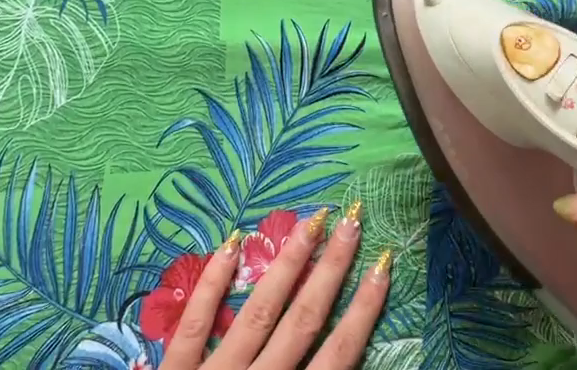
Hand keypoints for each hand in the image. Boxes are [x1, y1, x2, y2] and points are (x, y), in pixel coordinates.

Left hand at [159, 206, 391, 369]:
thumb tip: (350, 366)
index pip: (336, 356)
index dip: (362, 310)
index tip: (383, 265)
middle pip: (303, 320)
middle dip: (331, 269)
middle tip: (353, 220)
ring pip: (257, 311)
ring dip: (287, 264)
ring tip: (311, 221)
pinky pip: (193, 326)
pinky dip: (210, 285)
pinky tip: (232, 245)